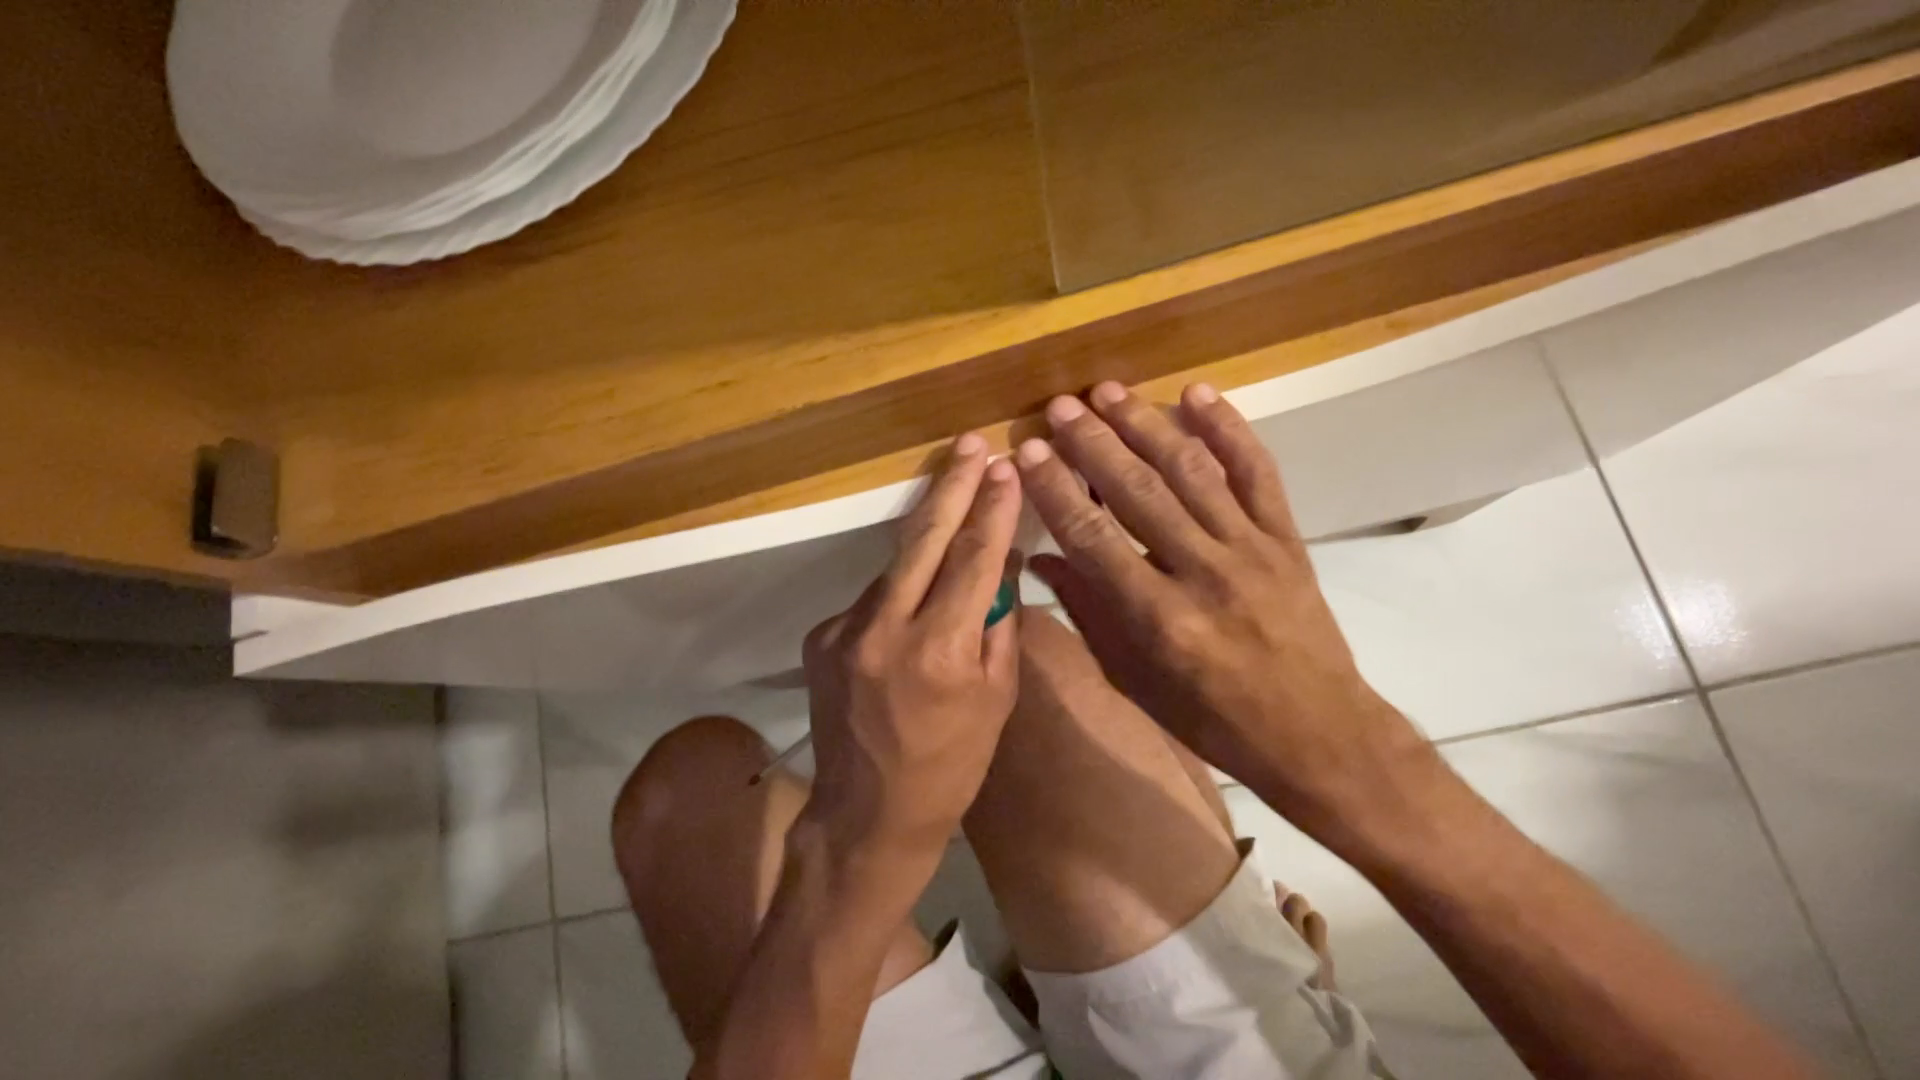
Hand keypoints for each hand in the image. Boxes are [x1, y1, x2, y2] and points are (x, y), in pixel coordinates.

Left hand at [800, 433, 1022, 856]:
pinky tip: (914, 608)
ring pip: (894, 567)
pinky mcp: (820, 638)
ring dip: (925, 540)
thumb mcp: (996, 698)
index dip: (993, 509)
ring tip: (954, 511)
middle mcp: (886, 629)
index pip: (974, 559)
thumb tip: (1000, 564)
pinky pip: (870, 598)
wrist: (869, 814)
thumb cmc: (951, 764)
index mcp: (942, 650)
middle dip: (952, 487)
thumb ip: (998, 624)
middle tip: (971, 445)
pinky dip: (897, 592)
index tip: (1006, 468)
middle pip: (923, 539)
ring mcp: (844, 631)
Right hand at [1013, 381, 1435, 840]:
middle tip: (1059, 406)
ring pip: (1192, 471)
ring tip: (1108, 390)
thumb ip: (1089, 616)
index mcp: (1161, 620)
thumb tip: (1041, 559)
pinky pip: (1258, 472)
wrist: (1318, 734)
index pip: (1095, 539)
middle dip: (1093, 443)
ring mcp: (1252, 550)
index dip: (1057, 490)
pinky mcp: (1287, 539)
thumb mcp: (1135, 682)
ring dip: (1146, 424)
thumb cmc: (1214, 720)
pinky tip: (1197, 393)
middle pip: (1140, 492)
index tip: (1028, 451)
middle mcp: (1205, 574)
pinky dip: (1229, 429)